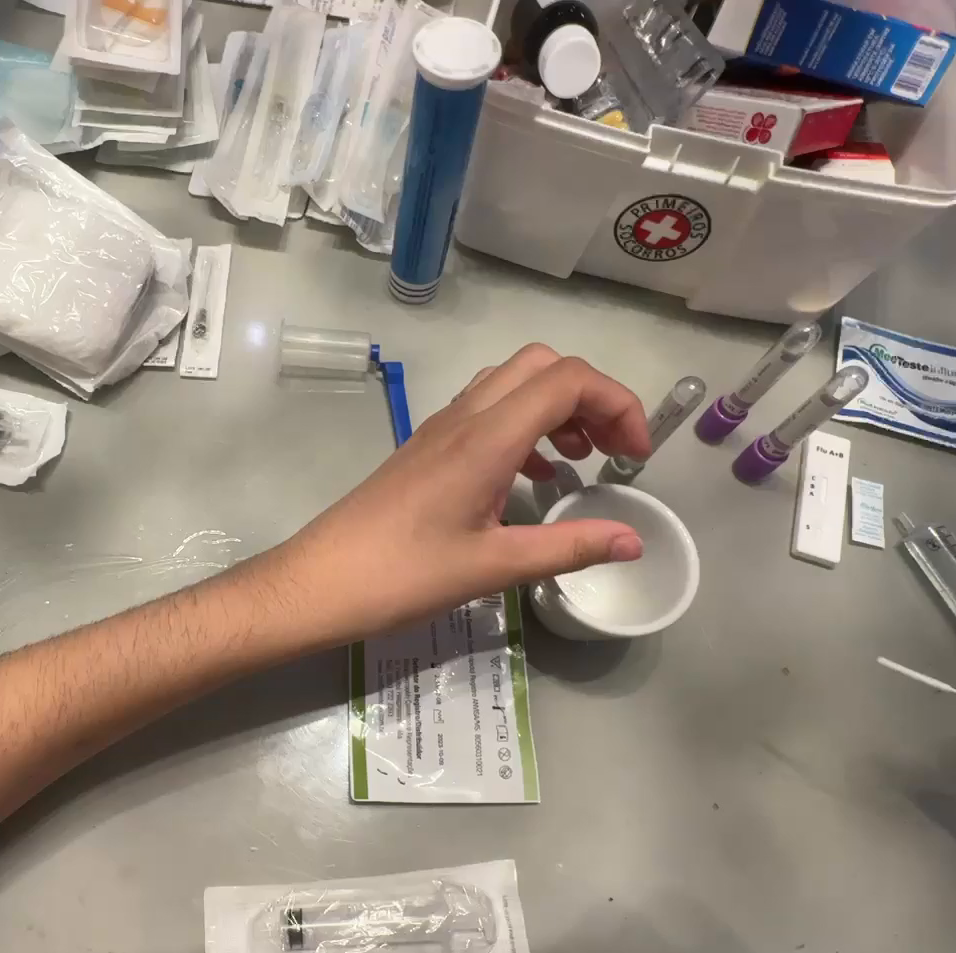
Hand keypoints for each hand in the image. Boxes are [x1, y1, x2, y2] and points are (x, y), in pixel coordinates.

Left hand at [258, 344, 650, 647]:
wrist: (320, 581)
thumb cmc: (402, 575)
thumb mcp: (492, 567)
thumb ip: (567, 548)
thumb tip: (632, 541)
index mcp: (485, 438)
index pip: (568, 379)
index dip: (618, 403)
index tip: (635, 457)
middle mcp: (463, 419)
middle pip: (540, 366)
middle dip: (590, 397)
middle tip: (609, 451)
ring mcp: (438, 431)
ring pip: (509, 385)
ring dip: (554, 409)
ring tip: (580, 460)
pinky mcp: (424, 450)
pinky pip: (484, 415)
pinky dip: (521, 430)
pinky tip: (531, 478)